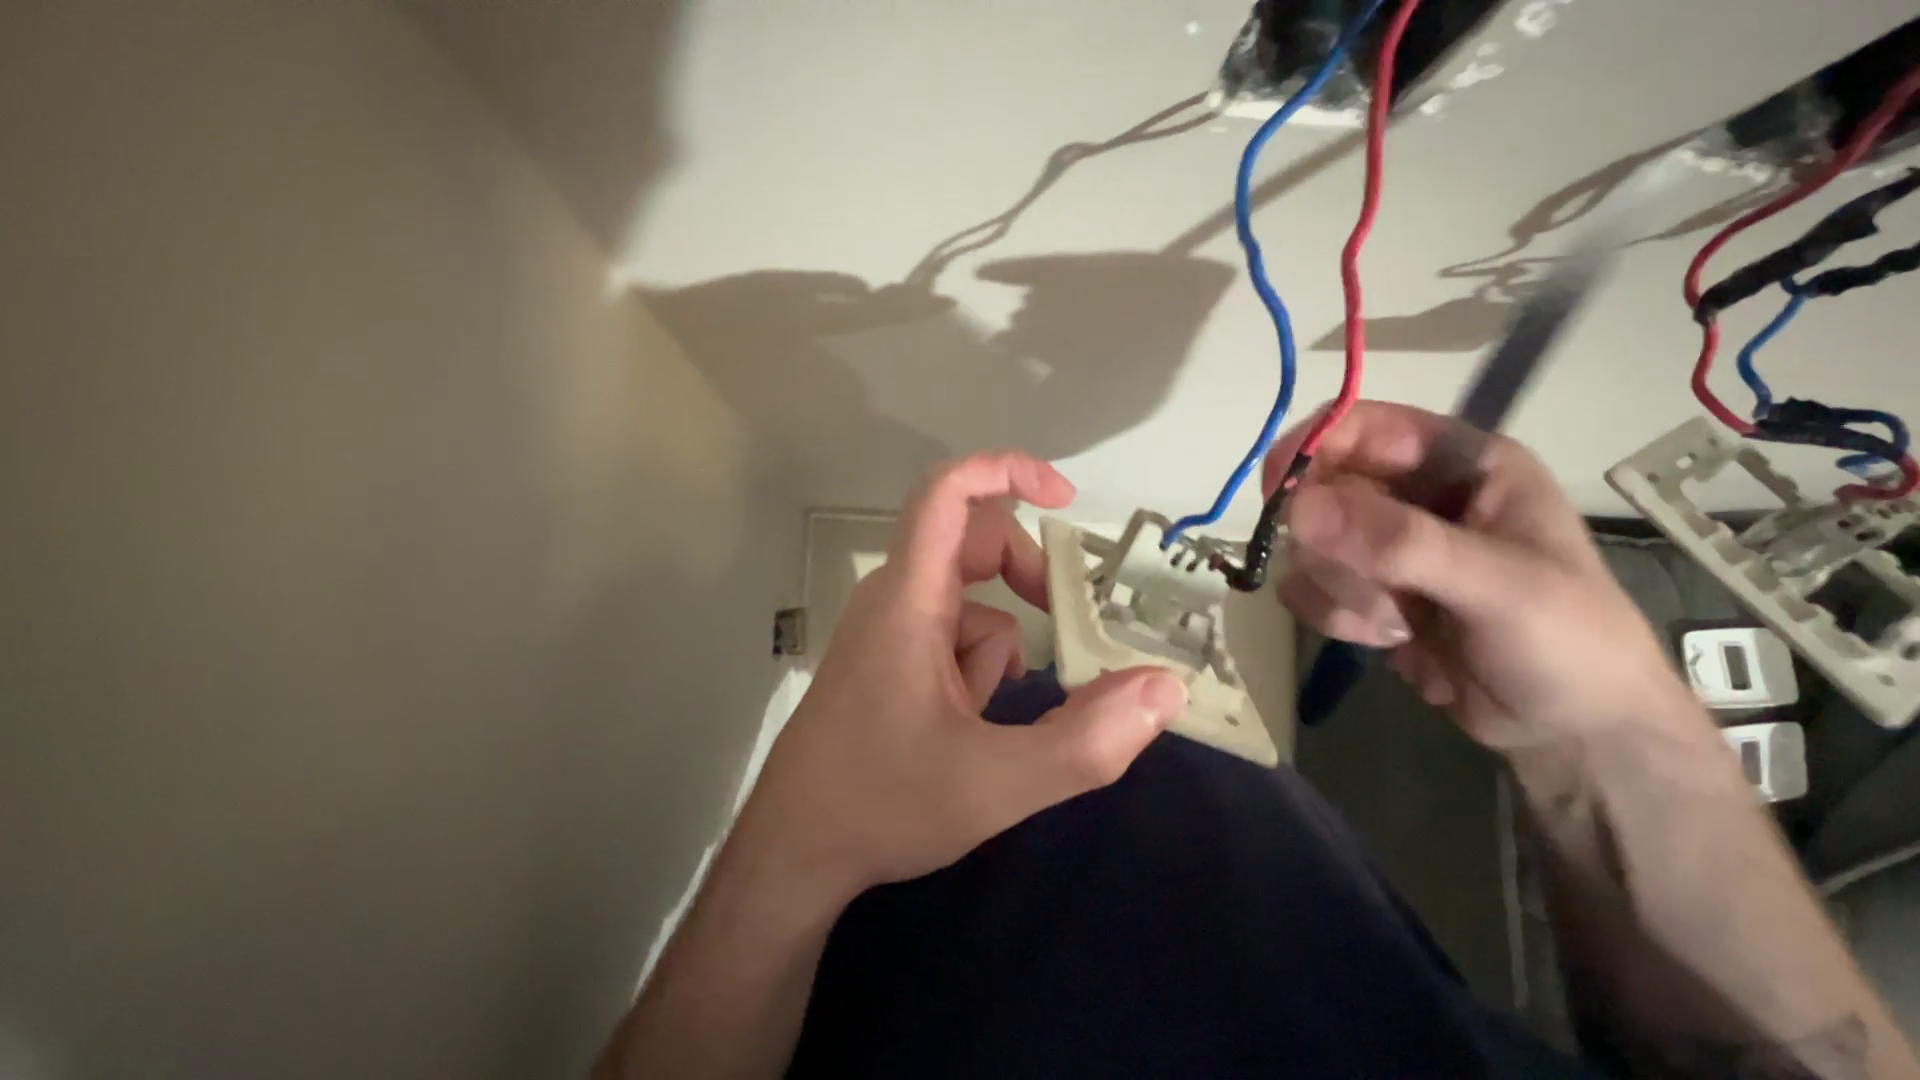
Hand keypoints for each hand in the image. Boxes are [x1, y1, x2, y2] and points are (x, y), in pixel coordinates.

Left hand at [732, 452, 1187, 904]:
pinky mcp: (887, 663)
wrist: (794, 852)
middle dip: (1027, 576)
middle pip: (970, 543)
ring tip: (996, 717)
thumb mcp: (997, 783)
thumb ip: (1086, 742)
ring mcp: (887, 633)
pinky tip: (975, 723)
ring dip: (1002, 641)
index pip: (947, 494)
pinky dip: (978, 664)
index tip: (1066, 497)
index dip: (1007, 469)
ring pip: (966, 601)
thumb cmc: (882, 806)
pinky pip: (948, 637)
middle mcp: (894, 601)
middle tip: (1067, 622)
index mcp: (909, 602)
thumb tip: (1165, 690)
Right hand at [1269, 402, 1692, 751]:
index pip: (1363, 427)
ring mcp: (1388, 546)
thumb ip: (1401, 543)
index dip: (1314, 450)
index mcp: (1462, 463)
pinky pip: (1311, 587)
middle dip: (1335, 546)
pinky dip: (1336, 615)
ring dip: (1342, 589)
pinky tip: (1390, 639)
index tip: (1279, 496)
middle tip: (1377, 588)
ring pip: (1310, 543)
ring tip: (1399, 621)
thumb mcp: (1497, 585)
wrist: (1574, 730)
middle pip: (1322, 488)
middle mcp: (1417, 494)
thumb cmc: (1566, 642)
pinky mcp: (1367, 592)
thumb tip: (1298, 508)